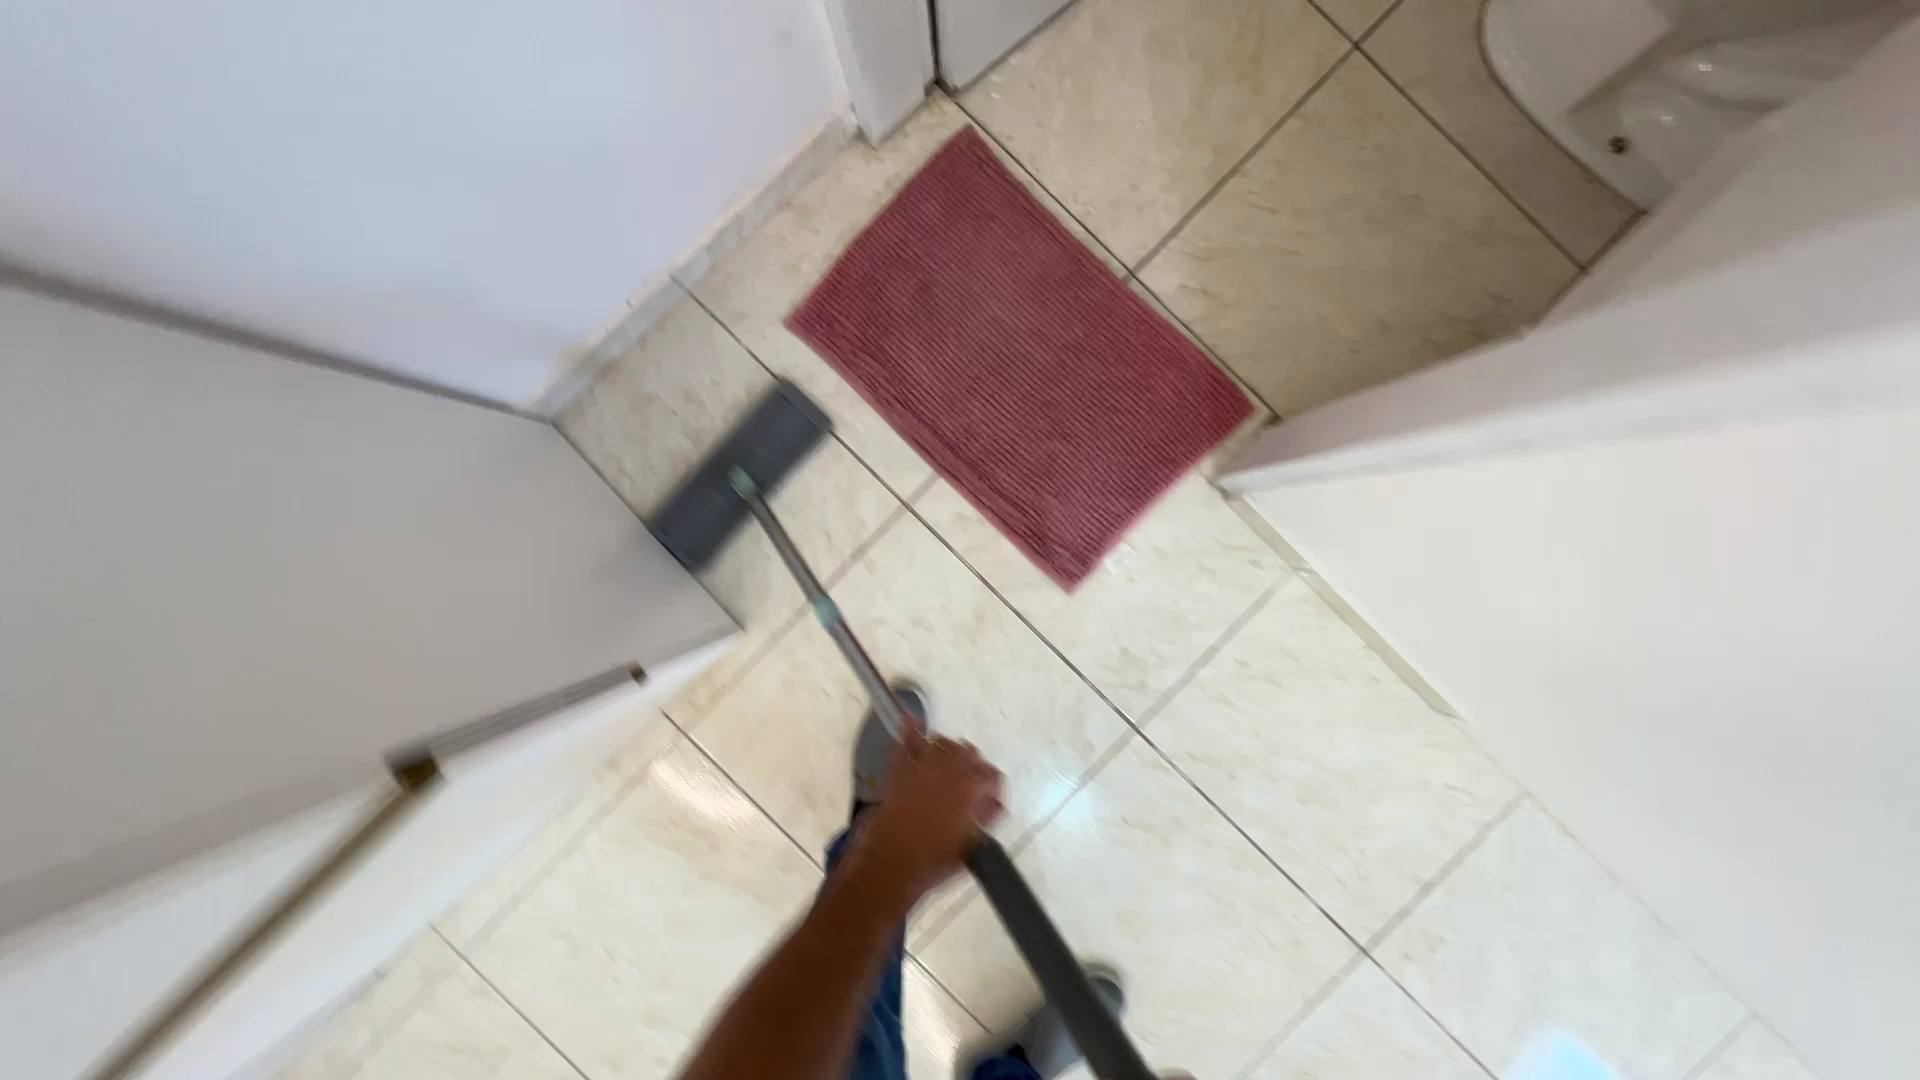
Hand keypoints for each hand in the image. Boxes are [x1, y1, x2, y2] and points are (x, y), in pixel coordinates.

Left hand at [847, 729, 1004, 905]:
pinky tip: (911, 720)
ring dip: (947, 750)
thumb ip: (987, 818)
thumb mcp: (971, 844)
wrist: (891, 863)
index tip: (990, 800)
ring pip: (942, 742)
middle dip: (972, 765)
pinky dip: (911, 729)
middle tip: (968, 785)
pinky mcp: (900, 768)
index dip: (993, 788)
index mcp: (971, 788)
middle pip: (969, 753)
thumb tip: (997, 804)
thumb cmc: (934, 860)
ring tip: (945, 764)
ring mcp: (923, 765)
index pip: (992, 775)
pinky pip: (907, 740)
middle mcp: (949, 769)